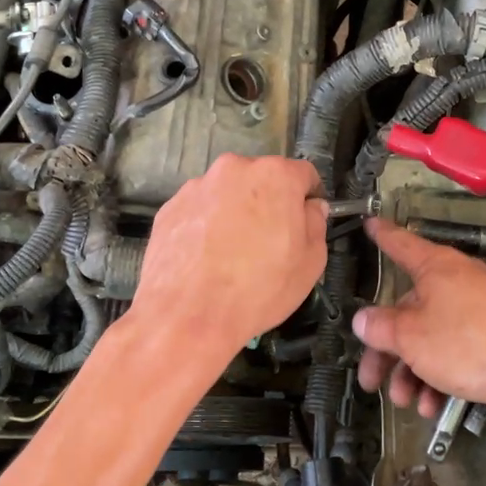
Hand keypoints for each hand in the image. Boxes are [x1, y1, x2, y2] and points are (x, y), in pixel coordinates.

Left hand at [129, 154, 327, 348]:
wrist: (187, 316)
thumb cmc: (259, 287)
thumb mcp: (310, 262)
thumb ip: (316, 224)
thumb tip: (310, 207)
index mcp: (275, 175)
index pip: (303, 174)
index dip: (307, 198)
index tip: (304, 223)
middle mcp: (235, 169)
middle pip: (262, 180)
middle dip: (269, 203)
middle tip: (268, 242)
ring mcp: (198, 186)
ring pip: (227, 194)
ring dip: (235, 212)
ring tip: (230, 255)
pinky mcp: (170, 207)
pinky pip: (199, 211)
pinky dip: (205, 226)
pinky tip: (204, 259)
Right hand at [353, 217, 485, 420]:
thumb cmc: (469, 342)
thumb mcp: (412, 337)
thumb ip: (381, 327)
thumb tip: (363, 318)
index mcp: (436, 267)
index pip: (401, 244)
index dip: (382, 235)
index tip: (369, 223)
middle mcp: (456, 281)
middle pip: (410, 308)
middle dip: (388, 348)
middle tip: (370, 379)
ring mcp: (477, 309)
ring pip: (431, 336)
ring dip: (412, 371)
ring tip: (406, 401)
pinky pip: (456, 351)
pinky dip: (440, 375)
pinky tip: (433, 405)